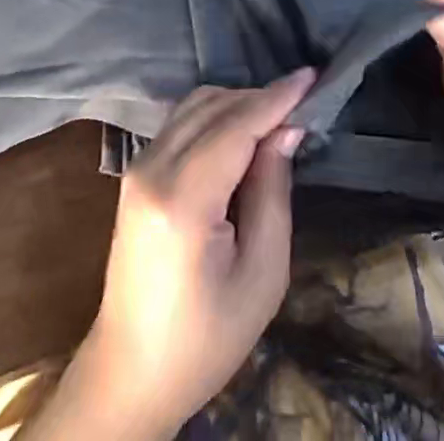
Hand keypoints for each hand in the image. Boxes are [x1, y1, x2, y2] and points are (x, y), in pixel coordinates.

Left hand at [30, 70, 313, 440]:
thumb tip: (286, 130)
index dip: (276, 97)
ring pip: (191, 108)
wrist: (131, 369)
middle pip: (210, 107)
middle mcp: (151, 171)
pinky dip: (214, 116)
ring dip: (236, 103)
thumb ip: (272, 191)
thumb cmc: (208, 337)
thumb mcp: (261, 273)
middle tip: (303, 102)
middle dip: (259, 97)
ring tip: (278, 116)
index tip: (312, 75)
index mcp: (182, 201)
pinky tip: (241, 131)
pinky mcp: (133, 175)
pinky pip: (178, 124)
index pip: (234, 126)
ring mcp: (135, 169)